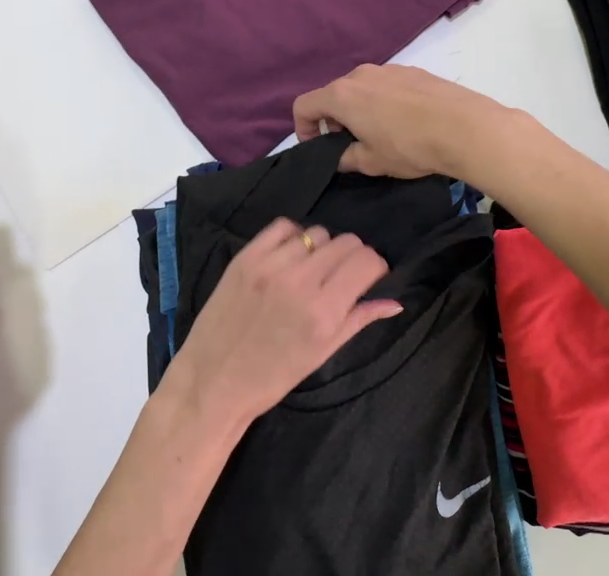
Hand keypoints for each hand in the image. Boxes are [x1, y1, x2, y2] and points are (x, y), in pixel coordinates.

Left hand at [164, 218, 401, 425]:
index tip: (368, 279)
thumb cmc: (272, 377)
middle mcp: (300, 281)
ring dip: (322, 249)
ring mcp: (270, 265)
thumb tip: (395, 302)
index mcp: (324, 312)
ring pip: (317, 233)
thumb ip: (359, 320)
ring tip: (311, 271)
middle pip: (346, 242)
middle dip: (352, 257)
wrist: (213, 381)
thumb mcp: (322, 353)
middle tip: (340, 277)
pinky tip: (289, 258)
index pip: (367, 261)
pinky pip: (284, 227)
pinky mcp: (246, 257)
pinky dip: (293, 238)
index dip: (375, 268)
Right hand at [293, 64, 522, 178]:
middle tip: (350, 143)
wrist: (465, 127)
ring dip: (359, 109)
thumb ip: (346, 158)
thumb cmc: (409, 147)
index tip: (318, 146)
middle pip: (333, 94)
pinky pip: (386, 85)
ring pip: (361, 88)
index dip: (303, 127)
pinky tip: (405, 122)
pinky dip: (383, 101)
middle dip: (333, 119)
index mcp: (342, 95)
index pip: (304, 105)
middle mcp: (360, 75)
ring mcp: (388, 69)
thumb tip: (339, 156)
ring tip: (380, 133)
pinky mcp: (412, 70)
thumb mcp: (372, 161)